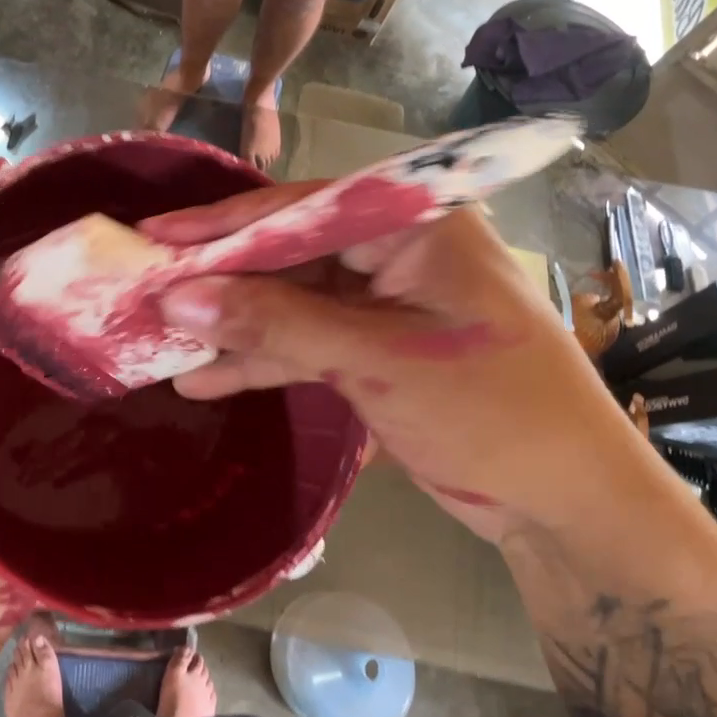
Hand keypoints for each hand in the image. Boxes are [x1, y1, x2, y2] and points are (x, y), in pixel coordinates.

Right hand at [142, 182, 649, 541]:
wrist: (568, 506)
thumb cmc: (490, 410)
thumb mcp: (375, 359)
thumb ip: (274, 322)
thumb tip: (178, 295)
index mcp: (415, 224)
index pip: (301, 210)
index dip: (224, 226)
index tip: (156, 238)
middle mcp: (397, 250)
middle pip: (289, 254)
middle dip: (222, 281)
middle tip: (148, 293)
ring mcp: (385, 301)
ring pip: (292, 301)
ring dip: (235, 325)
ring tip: (163, 340)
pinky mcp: (377, 348)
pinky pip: (307, 340)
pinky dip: (263, 358)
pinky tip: (208, 376)